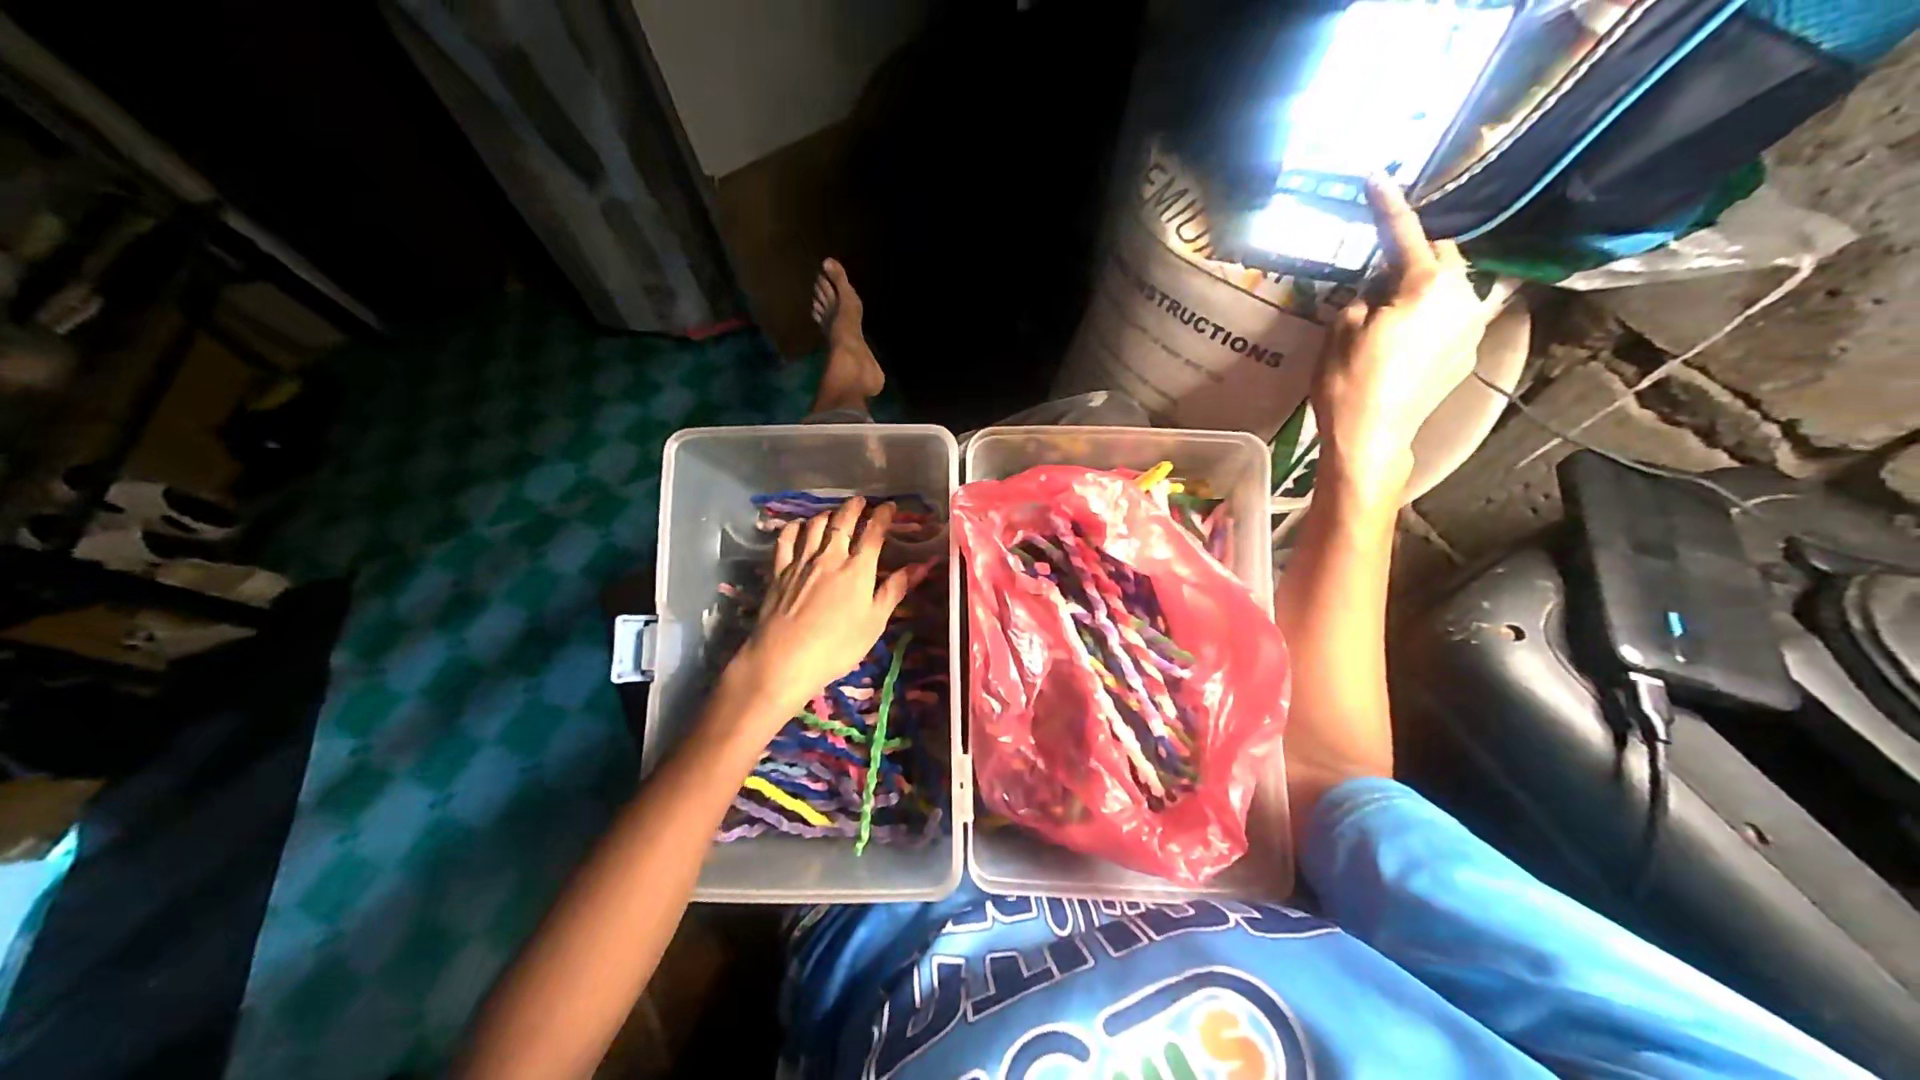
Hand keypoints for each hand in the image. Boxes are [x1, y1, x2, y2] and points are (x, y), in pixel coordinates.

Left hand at [724, 496, 922, 724]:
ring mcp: (801, 562)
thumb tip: (920, 566)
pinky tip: (798, 526)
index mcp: (858, 569)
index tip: (889, 507)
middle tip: (861, 501)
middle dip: (854, 508)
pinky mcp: (779, 572)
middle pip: (843, 522)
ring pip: (815, 526)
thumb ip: (894, 590)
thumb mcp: (875, 622)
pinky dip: (794, 528)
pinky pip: (786, 541)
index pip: (873, 533)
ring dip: (827, 515)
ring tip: (834, 513)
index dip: (883, 516)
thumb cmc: (838, 646)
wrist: (785, 659)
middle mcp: (830, 557)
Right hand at [1313, 177, 1497, 500]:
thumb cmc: (1349, 383)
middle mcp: (1461, 299)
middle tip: (1381, 268)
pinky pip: (1452, 320)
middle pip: (1444, 257)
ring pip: (1451, 289)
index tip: (1376, 179)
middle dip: (1416, 255)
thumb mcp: (1340, 333)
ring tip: (1392, 306)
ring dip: (1425, 287)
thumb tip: (1374, 294)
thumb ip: (1361, 300)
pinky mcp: (1466, 356)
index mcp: (1426, 286)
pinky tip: (1404, 337)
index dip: (1389, 206)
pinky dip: (1431, 317)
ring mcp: (1470, 330)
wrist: (1372, 439)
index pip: (1406, 234)